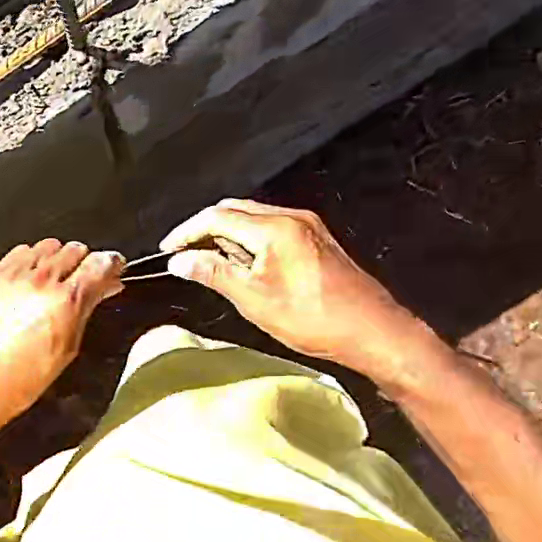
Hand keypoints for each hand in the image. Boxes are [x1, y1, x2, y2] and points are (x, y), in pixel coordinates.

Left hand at [0, 240, 125, 438]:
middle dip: (86, 262)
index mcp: (65, 300)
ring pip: (49, 246)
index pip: (100, 262)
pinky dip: (33, 259)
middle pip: (75, 249)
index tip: (114, 269)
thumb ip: (87, 309)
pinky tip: (33, 278)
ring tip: (59, 281)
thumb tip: (103, 289)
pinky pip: (22, 252)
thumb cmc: (17, 379)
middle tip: (87, 280)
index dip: (112, 264)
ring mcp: (15, 276)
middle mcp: (40, 281)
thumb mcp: (67, 348)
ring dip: (59, 258)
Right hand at [163, 199, 444, 388]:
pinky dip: (248, 240)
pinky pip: (271, 227)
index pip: (217, 217)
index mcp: (274, 228)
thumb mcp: (254, 300)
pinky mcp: (316, 239)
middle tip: (186, 255)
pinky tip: (245, 264)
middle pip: (234, 210)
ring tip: (212, 264)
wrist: (374, 331)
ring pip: (253, 218)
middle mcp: (291, 217)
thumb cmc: (313, 319)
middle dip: (205, 229)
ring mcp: (307, 226)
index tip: (167, 251)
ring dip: (227, 235)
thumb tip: (180, 260)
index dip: (187, 232)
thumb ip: (214, 273)